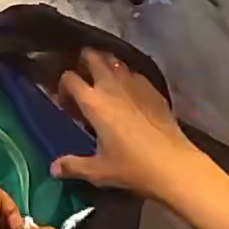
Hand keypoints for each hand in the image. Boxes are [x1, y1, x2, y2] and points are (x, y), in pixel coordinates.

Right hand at [50, 49, 206, 204]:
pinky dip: (127, 76)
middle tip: (83, 75)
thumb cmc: (133, 167)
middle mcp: (111, 85)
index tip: (66, 101)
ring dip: (106, 64)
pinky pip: (134, 73)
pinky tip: (130, 92)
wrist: (175, 165)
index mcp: (94, 102)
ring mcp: (134, 84)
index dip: (63, 86)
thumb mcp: (99, 171)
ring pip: (115, 60)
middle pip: (93, 56)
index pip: (70, 79)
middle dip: (84, 60)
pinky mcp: (153, 89)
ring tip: (104, 79)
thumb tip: (54, 168)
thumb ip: (73, 166)